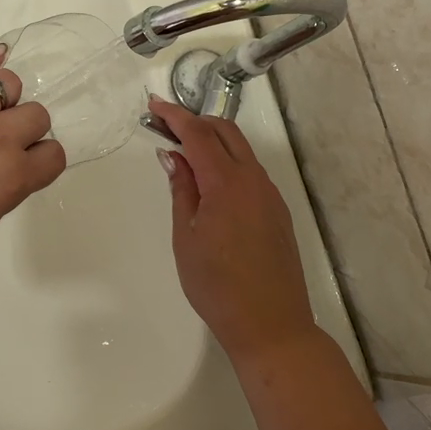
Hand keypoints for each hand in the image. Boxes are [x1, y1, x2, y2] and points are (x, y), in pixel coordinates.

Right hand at [151, 96, 319, 362]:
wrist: (271, 325)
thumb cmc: (216, 285)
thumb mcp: (186, 236)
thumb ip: (182, 189)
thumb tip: (173, 155)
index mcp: (227, 184)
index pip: (199, 135)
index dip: (175, 116)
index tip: (153, 104)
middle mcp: (254, 180)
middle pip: (226, 132)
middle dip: (195, 121)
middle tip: (165, 125)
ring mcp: (270, 195)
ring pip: (241, 150)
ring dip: (213, 141)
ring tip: (183, 151)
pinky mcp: (277, 211)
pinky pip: (250, 172)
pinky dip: (227, 162)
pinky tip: (208, 181)